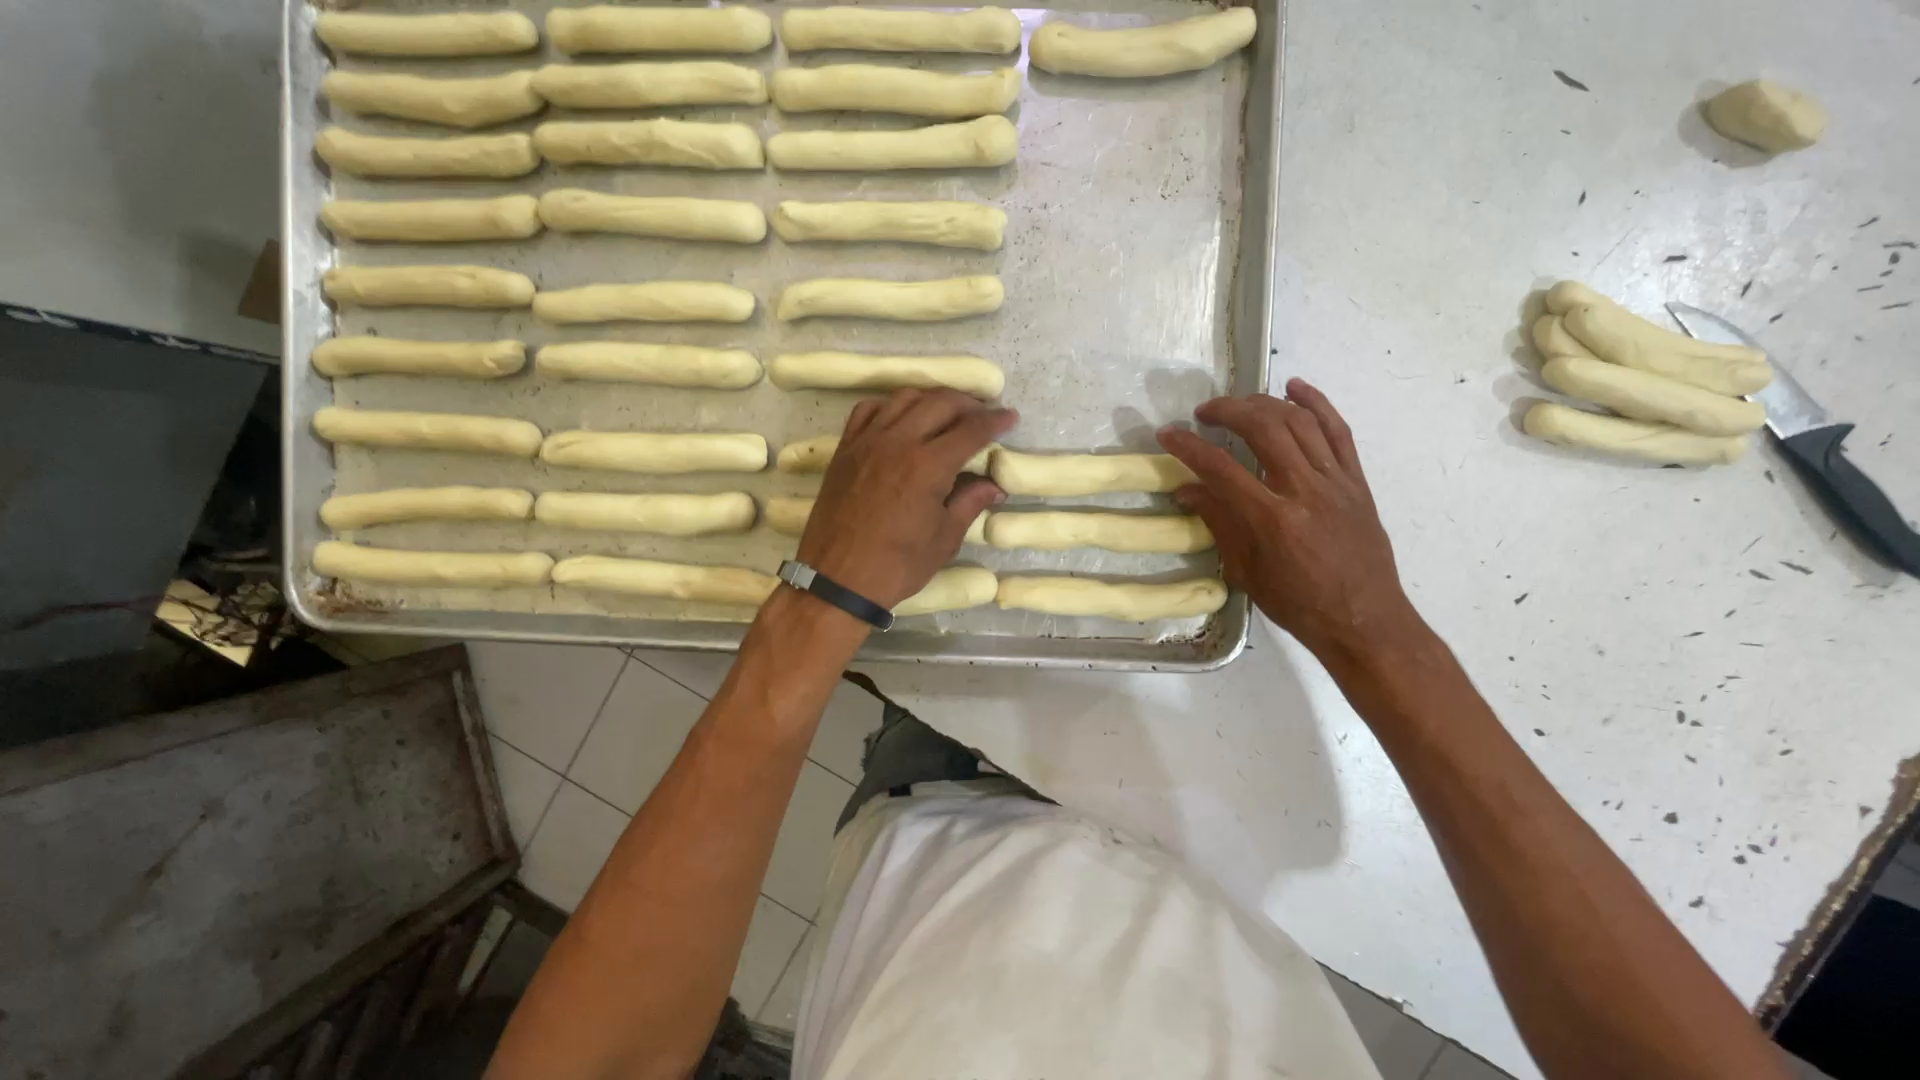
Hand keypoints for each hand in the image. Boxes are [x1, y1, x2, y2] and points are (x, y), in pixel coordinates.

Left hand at [798, 389, 1015, 608]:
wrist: (837, 580)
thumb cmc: (897, 565)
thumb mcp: (944, 538)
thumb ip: (970, 503)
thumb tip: (993, 486)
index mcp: (928, 465)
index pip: (970, 429)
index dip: (995, 421)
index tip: (1010, 417)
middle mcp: (898, 442)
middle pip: (940, 403)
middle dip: (968, 404)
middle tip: (983, 414)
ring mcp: (867, 441)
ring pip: (905, 398)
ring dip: (932, 399)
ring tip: (948, 411)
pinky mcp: (846, 449)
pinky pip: (870, 410)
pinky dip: (892, 406)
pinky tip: (903, 418)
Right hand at [1158, 378, 1421, 663]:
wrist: (1364, 620)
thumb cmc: (1299, 604)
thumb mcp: (1247, 571)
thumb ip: (1219, 523)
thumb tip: (1187, 489)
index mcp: (1273, 521)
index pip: (1221, 469)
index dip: (1189, 447)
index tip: (1168, 434)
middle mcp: (1306, 491)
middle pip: (1264, 429)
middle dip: (1228, 411)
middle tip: (1204, 413)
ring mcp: (1336, 482)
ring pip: (1300, 422)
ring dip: (1265, 404)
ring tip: (1240, 404)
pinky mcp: (1356, 481)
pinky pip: (1338, 431)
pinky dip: (1317, 403)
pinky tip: (1295, 388)